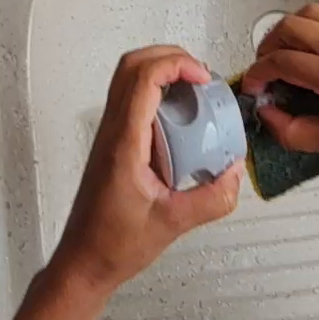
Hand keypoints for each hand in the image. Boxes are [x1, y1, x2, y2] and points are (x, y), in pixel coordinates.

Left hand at [50, 47, 242, 296]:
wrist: (83, 262)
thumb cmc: (112, 245)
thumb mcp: (173, 224)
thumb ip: (212, 199)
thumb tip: (235, 173)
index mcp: (125, 143)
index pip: (143, 79)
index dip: (177, 65)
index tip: (203, 78)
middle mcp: (113, 130)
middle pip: (132, 65)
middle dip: (170, 57)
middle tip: (199, 75)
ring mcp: (110, 133)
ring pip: (128, 77)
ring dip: (162, 70)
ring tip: (193, 89)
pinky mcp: (113, 140)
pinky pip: (131, 97)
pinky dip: (156, 90)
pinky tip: (180, 116)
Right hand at [242, 4, 318, 193]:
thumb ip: (295, 131)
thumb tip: (269, 117)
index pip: (284, 61)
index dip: (258, 73)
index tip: (253, 86)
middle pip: (292, 27)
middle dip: (268, 47)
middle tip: (262, 71)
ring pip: (313, 13)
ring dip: (289, 29)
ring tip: (281, 54)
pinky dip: (314, 25)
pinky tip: (310, 47)